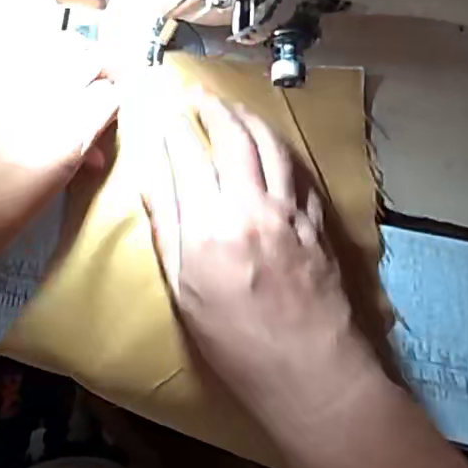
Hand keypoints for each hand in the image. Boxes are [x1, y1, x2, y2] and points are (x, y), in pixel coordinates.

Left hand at [0, 0, 118, 260]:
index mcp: (69, 133)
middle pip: (82, 59)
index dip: (113, 96)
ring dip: (63, 47)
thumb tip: (97, 134)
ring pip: (50, 43)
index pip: (109, 93)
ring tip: (67, 60)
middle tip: (90, 89)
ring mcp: (7, 81)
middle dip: (93, 70)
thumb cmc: (0, 211)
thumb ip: (81, 147)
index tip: (111, 101)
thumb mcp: (55, 183)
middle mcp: (44, 97)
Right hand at [139, 92, 382, 434]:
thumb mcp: (182, 288)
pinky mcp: (316, 222)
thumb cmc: (231, 338)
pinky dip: (282, 148)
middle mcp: (250, 207)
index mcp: (209, 225)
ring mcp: (289, 212)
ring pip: (271, 147)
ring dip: (250, 119)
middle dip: (214, 109)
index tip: (165, 111)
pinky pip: (299, 171)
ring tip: (234, 106)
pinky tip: (273, 144)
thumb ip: (166, 227)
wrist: (309, 373)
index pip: (188, 157)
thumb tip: (150, 179)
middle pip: (233, 140)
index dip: (175, 129)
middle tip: (199, 94)